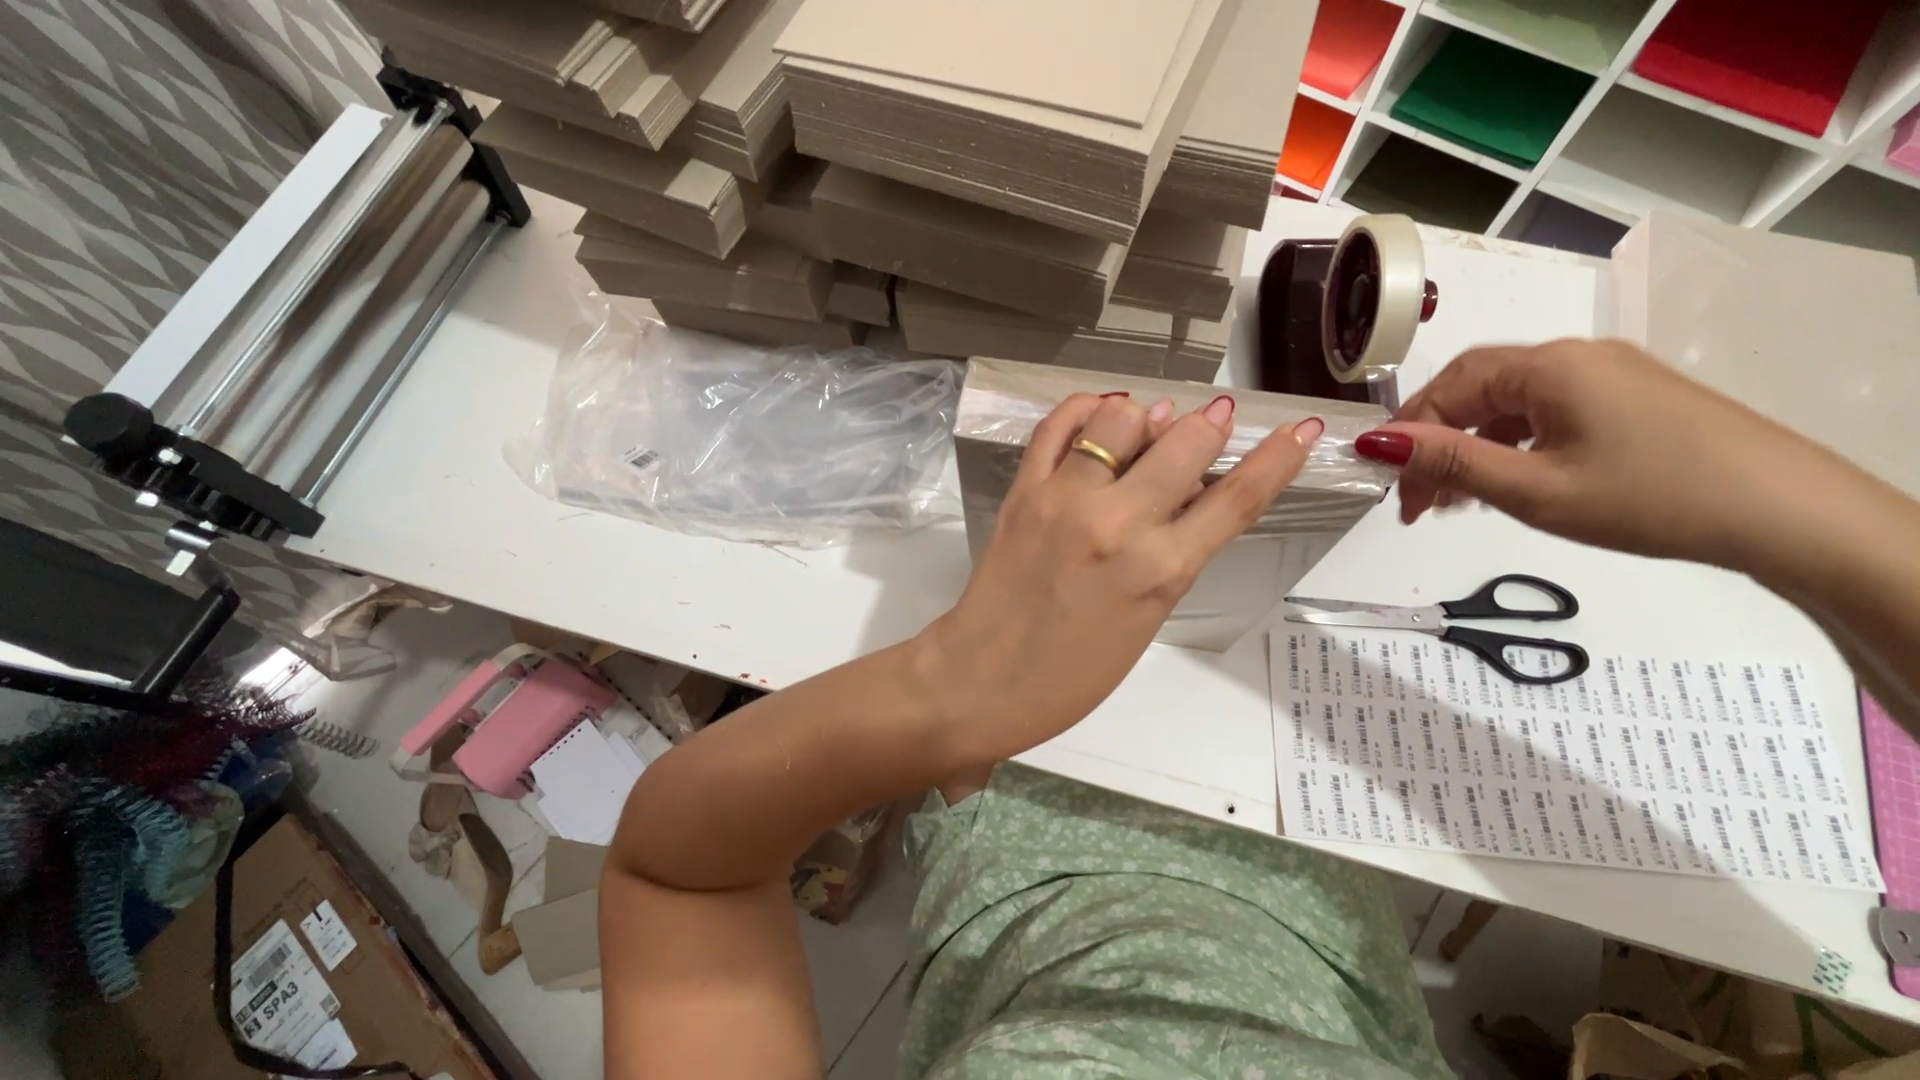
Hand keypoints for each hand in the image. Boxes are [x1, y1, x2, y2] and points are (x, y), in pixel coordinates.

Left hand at [914, 392, 1323, 764]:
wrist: (983, 681)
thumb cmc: (1073, 673)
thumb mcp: (1147, 620)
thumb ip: (1173, 554)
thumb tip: (1188, 491)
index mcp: (1161, 571)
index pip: (1236, 498)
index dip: (1277, 457)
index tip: (1302, 428)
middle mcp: (1119, 524)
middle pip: (1186, 442)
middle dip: (1209, 425)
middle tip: (1211, 423)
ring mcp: (1065, 500)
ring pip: (1122, 418)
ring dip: (1145, 416)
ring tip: (1146, 428)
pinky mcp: (1023, 491)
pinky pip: (1057, 425)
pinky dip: (1084, 409)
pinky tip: (1098, 414)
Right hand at [1356, 339, 1856, 571]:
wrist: (1786, 512)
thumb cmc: (1647, 498)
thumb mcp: (1533, 488)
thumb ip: (1449, 461)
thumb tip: (1375, 441)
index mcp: (1547, 366)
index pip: (1449, 386)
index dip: (1409, 436)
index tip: (1394, 493)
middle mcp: (1574, 356)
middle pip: (1477, 390)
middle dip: (1436, 443)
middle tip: (1418, 503)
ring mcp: (1608, 373)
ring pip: (1511, 404)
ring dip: (1473, 448)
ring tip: (1458, 503)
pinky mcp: (1632, 397)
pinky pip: (1548, 412)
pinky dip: (1513, 444)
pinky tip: (1510, 482)